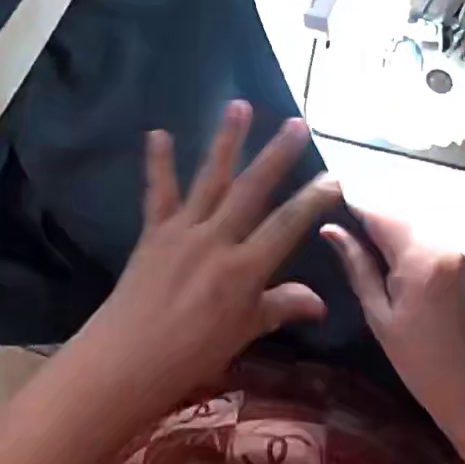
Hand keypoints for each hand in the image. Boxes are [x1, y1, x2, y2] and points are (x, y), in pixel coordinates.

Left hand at [65, 101, 342, 416]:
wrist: (131, 357)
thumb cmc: (193, 353)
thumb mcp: (244, 333)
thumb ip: (279, 307)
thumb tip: (321, 301)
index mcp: (244, 268)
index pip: (287, 225)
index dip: (312, 199)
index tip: (333, 176)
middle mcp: (216, 239)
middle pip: (252, 190)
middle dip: (276, 154)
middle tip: (295, 123)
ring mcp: (183, 230)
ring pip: (209, 178)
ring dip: (225, 141)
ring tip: (238, 106)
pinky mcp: (155, 230)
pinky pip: (158, 192)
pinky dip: (158, 163)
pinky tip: (158, 132)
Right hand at [322, 206, 464, 434]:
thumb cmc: (423, 364)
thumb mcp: (379, 315)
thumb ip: (356, 266)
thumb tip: (329, 230)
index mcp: (421, 257)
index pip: (377, 214)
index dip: (348, 210)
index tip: (321, 215)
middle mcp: (444, 245)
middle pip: (395, 218)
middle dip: (366, 224)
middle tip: (336, 240)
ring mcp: (460, 254)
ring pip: (411, 229)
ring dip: (386, 235)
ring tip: (359, 255)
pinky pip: (427, 243)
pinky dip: (406, 247)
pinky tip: (390, 268)